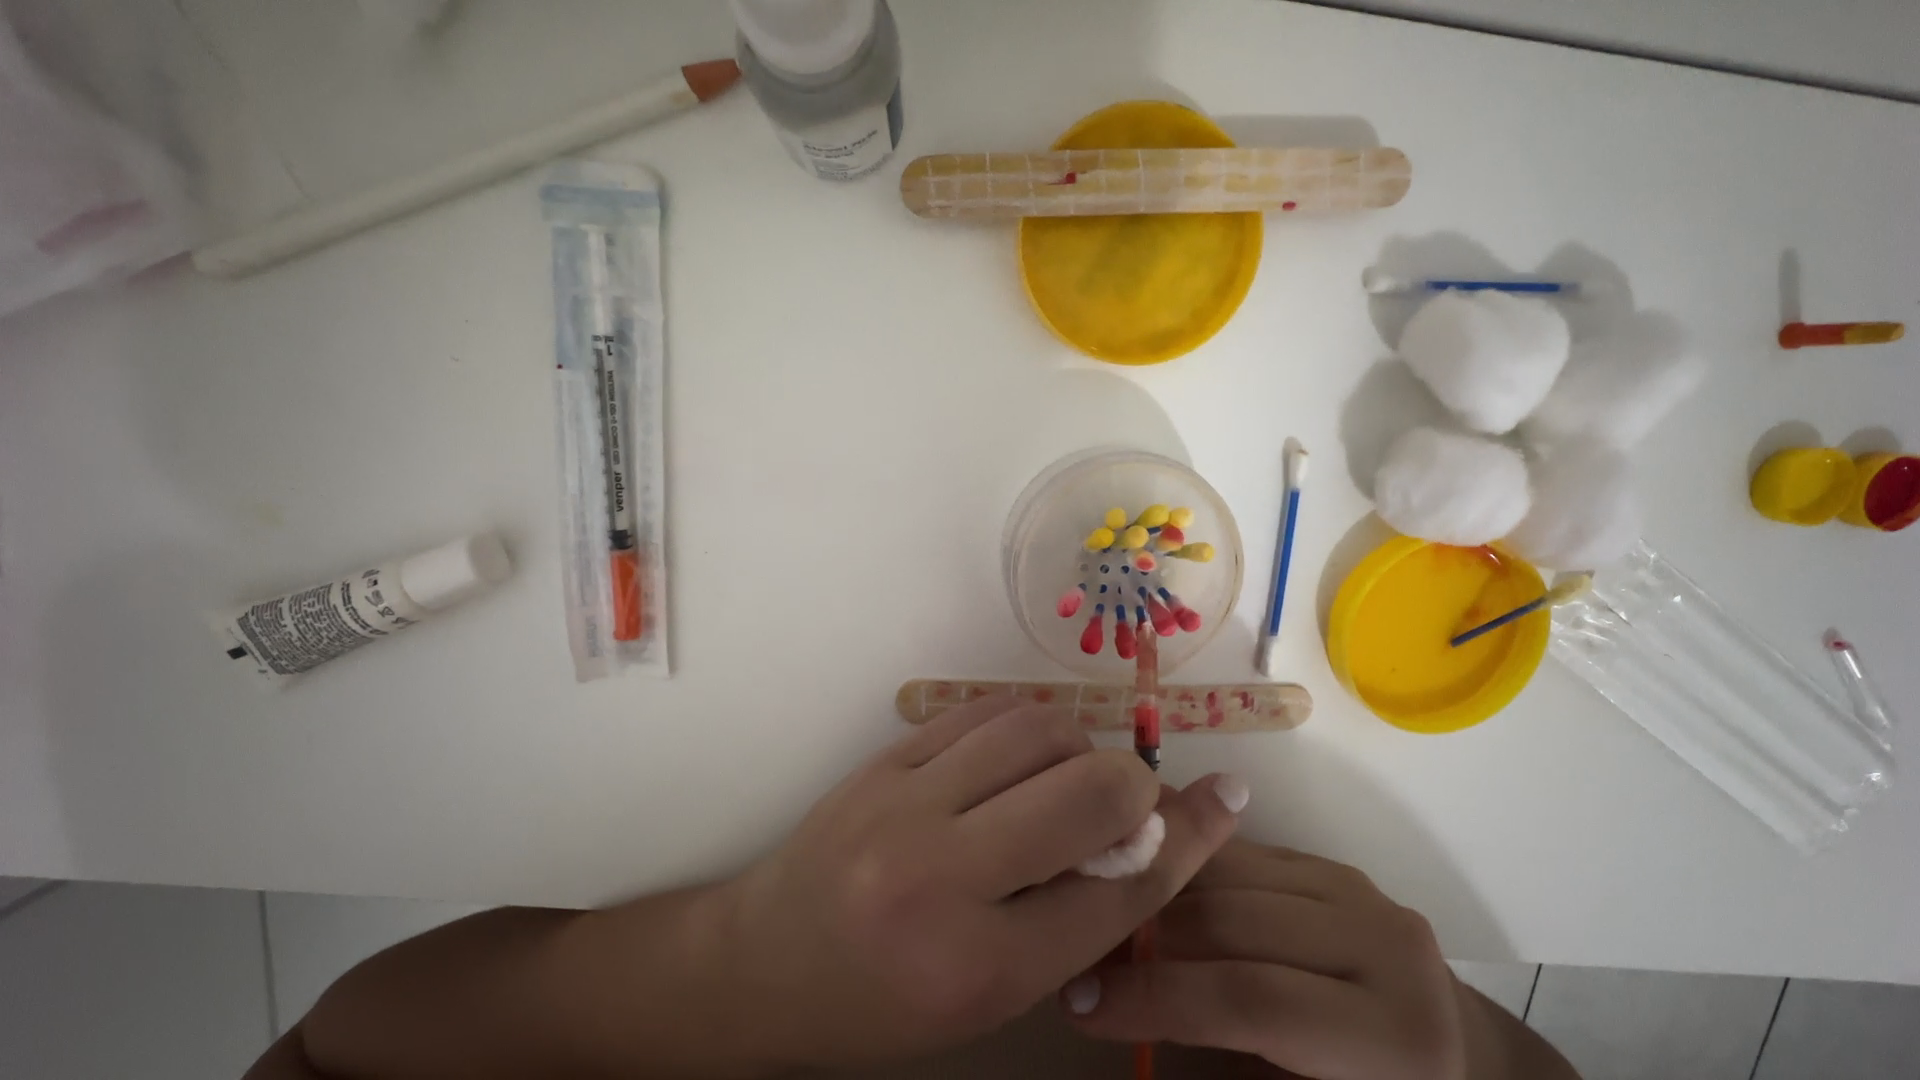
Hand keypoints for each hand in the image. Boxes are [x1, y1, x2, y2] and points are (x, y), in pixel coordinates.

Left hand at [710, 694, 1245, 1069]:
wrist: (766, 962)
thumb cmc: (885, 1001)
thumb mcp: (988, 994)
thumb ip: (1074, 920)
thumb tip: (1156, 833)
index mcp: (980, 965)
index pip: (1119, 890)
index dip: (1185, 839)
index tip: (1224, 800)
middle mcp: (942, 875)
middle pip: (1090, 792)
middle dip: (1135, 787)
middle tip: (1128, 800)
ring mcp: (904, 804)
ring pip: (1039, 730)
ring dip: (1079, 745)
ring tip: (1069, 774)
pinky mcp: (882, 760)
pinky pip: (980, 712)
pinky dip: (1024, 724)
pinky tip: (1024, 751)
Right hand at [1064, 838, 1465, 1079]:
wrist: (1458, 1062)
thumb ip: (1220, 1063)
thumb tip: (1111, 1008)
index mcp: (1391, 1033)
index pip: (1251, 999)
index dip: (1156, 999)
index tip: (1079, 1004)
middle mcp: (1381, 943)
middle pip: (1230, 919)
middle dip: (1141, 937)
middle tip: (1076, 956)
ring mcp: (1355, 890)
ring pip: (1225, 870)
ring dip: (1152, 891)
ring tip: (1100, 917)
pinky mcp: (1328, 866)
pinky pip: (1236, 855)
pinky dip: (1180, 869)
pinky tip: (1139, 880)